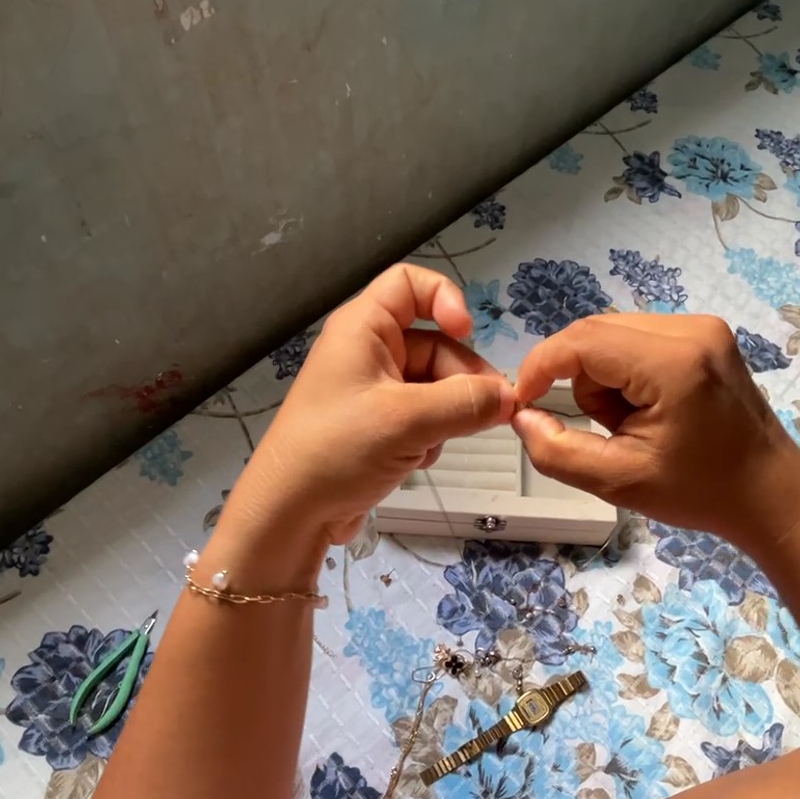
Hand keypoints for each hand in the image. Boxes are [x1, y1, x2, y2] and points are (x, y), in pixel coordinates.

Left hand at [235, 264, 515, 545]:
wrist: (289, 514)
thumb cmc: (336, 451)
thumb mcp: (408, 421)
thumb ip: (465, 403)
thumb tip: (510, 398)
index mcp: (363, 329)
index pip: (409, 285)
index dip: (445, 298)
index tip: (469, 332)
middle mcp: (368, 354)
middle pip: (435, 345)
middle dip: (462, 380)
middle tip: (490, 413)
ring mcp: (372, 393)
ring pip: (434, 388)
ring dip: (447, 416)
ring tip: (434, 443)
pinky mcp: (377, 429)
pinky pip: (423, 420)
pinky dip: (430, 438)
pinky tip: (415, 460)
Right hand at [511, 314, 791, 536]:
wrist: (768, 492)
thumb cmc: (699, 491)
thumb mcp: (617, 482)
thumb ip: (556, 451)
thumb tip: (521, 416)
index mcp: (672, 364)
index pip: (582, 342)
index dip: (540, 367)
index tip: (524, 403)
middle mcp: (689, 329)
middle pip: (594, 333)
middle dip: (579, 380)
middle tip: (604, 427)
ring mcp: (701, 326)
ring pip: (612, 336)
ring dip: (604, 378)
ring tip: (633, 423)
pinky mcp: (705, 334)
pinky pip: (636, 340)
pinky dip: (625, 372)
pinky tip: (649, 407)